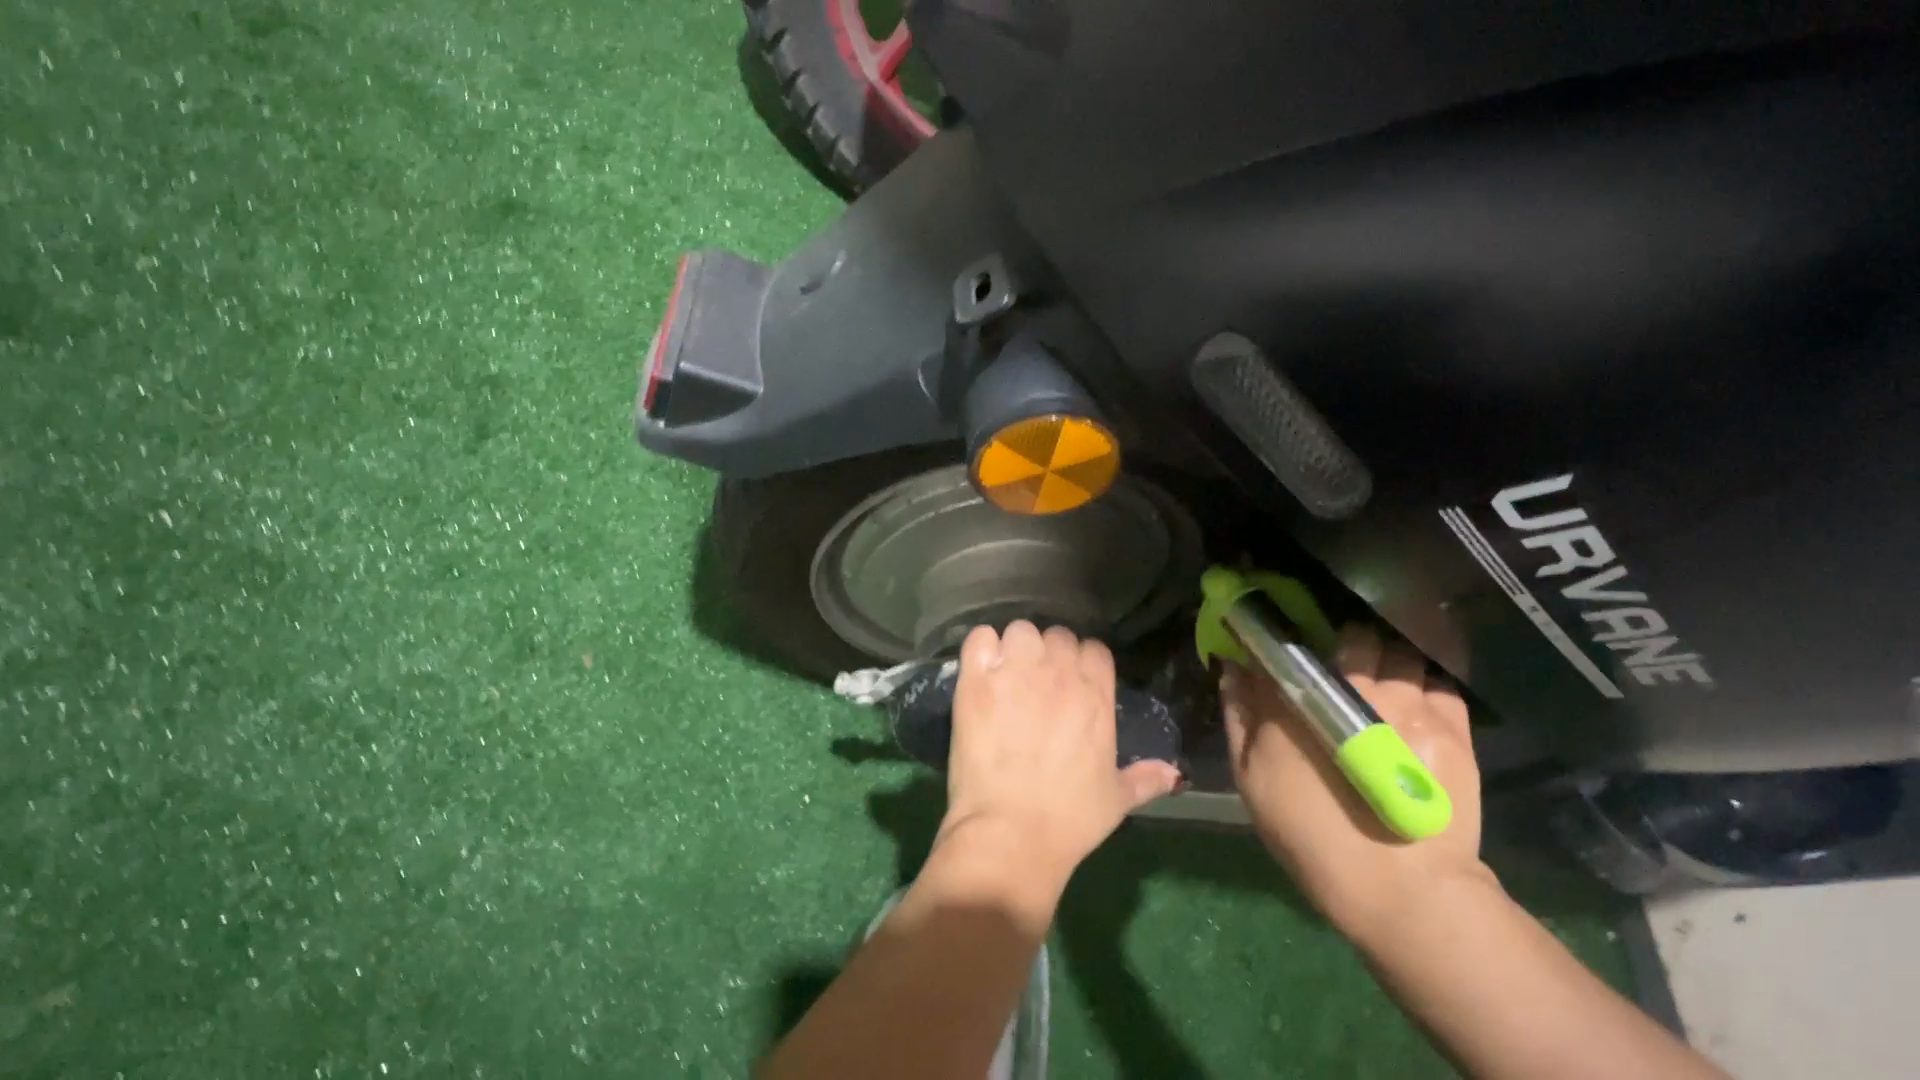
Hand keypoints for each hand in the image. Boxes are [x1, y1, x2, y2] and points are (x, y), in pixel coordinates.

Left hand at [940, 622, 1181, 878]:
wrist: (1011, 833)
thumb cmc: (1069, 820)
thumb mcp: (1116, 800)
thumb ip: (1145, 779)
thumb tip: (1173, 773)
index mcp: (1097, 697)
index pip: (1095, 650)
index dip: (1081, 662)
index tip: (1070, 683)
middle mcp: (1060, 675)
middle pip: (1057, 636)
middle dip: (1047, 655)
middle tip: (1034, 684)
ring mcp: (1017, 673)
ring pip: (1020, 631)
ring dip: (1015, 648)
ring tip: (1005, 676)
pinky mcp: (977, 682)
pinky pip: (980, 638)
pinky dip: (981, 648)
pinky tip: (980, 671)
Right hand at [1224, 624, 1489, 936]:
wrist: (1401, 887)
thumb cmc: (1311, 833)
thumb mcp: (1253, 779)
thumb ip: (1240, 716)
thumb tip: (1233, 666)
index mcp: (1303, 697)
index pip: (1288, 644)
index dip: (1283, 638)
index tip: (1282, 643)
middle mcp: (1359, 685)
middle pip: (1355, 636)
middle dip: (1347, 643)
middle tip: (1343, 665)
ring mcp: (1412, 702)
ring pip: (1401, 652)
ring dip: (1390, 659)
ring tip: (1385, 682)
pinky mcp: (1455, 725)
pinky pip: (1440, 682)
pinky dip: (1426, 683)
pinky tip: (1418, 702)